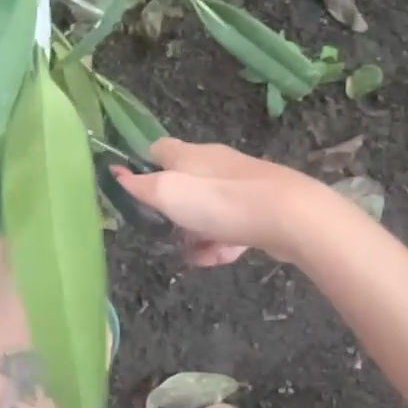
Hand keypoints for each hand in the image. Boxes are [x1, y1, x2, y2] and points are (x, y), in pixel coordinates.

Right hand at [110, 138, 333, 265]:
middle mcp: (213, 163)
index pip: (156, 150)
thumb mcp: (167, 194)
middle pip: (182, 184)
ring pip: (207, 209)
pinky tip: (222, 257)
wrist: (292, 216)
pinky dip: (223, 241)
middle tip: (167, 234)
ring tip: (196, 255)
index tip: (137, 197)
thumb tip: (115, 172)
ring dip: (196, 233)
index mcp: (188, 154)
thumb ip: (139, 186)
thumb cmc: (220, 202)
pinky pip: (232, 224)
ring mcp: (240, 185)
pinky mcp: (262, 207)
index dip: (142, 170)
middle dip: (172, 213)